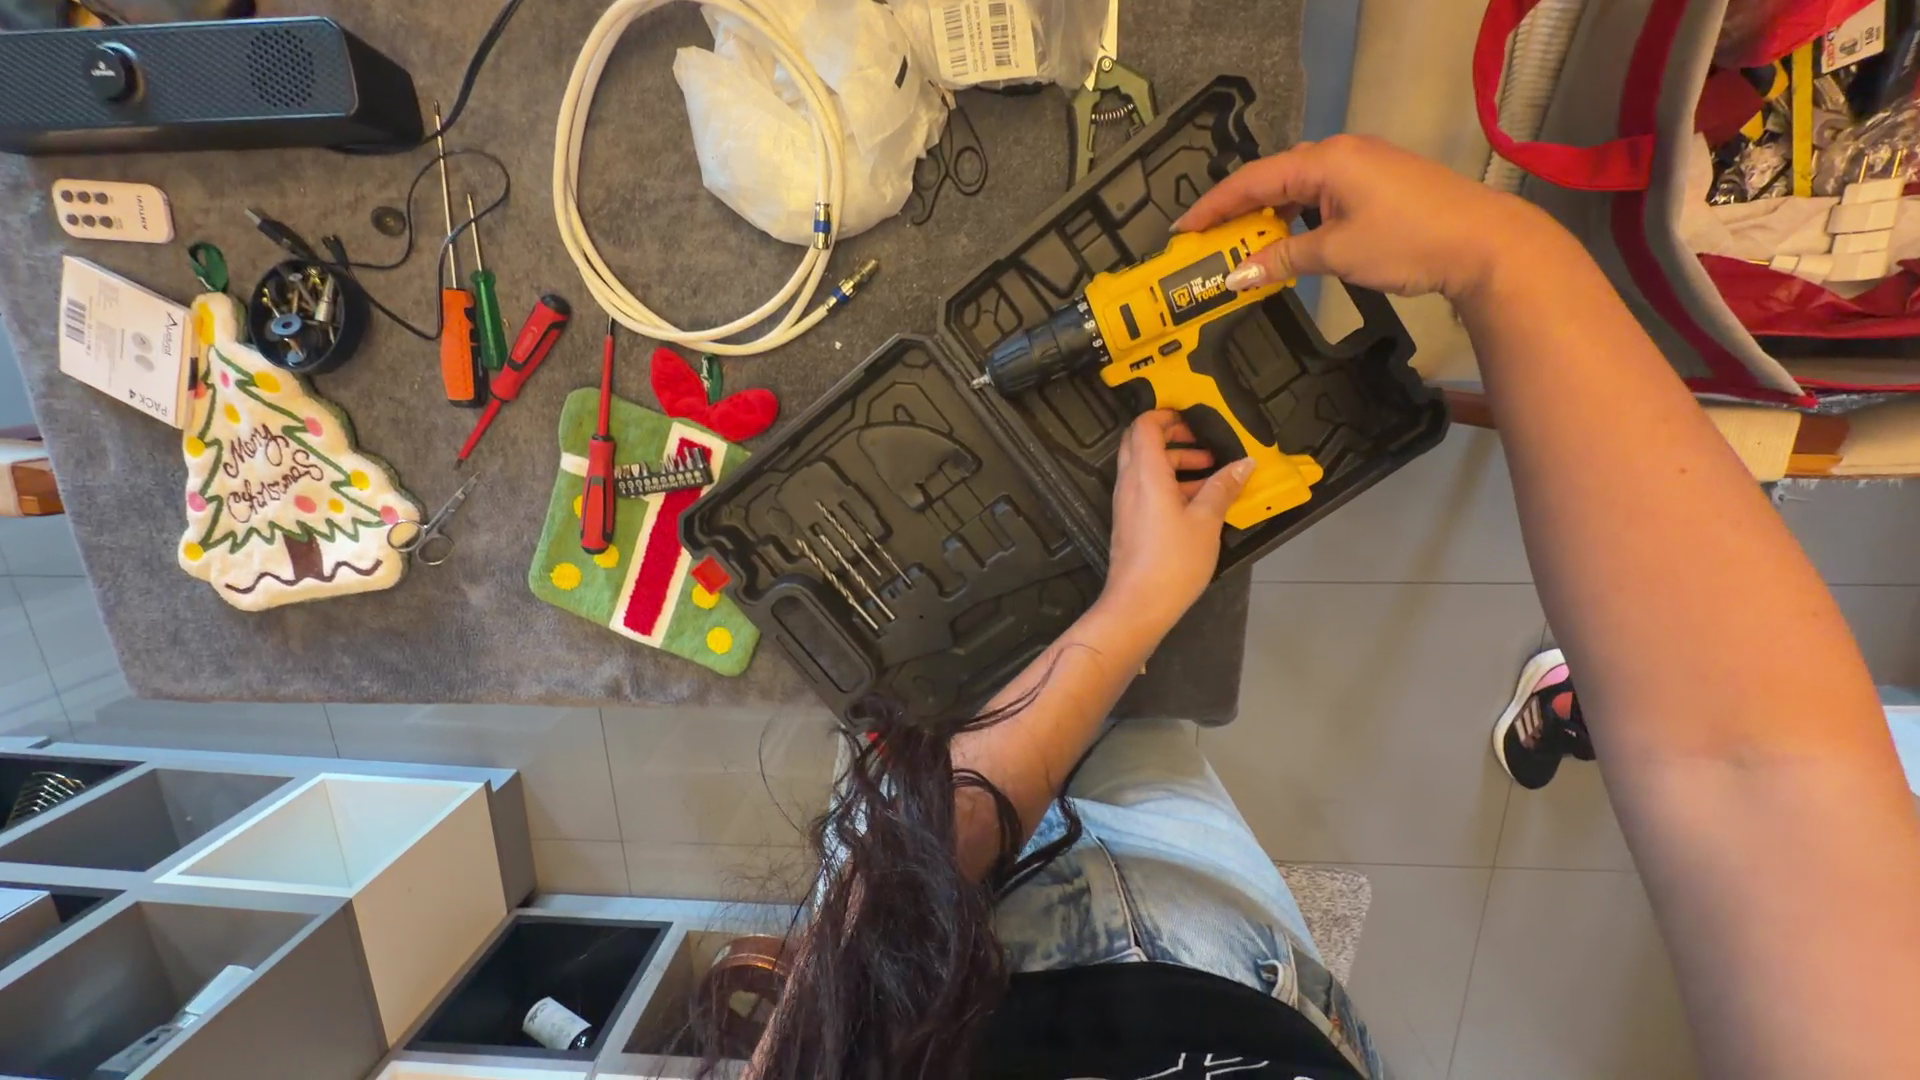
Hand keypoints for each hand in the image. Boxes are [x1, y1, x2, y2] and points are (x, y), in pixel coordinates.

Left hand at [1095, 411, 1251, 639]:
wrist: (1138, 604)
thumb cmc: (1172, 560)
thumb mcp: (1206, 521)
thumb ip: (1223, 487)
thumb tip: (1244, 464)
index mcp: (1145, 473)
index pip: (1144, 426)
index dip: (1166, 415)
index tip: (1194, 417)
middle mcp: (1129, 483)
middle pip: (1141, 444)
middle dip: (1173, 437)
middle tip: (1205, 443)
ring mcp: (1126, 503)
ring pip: (1146, 469)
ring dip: (1176, 464)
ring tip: (1212, 475)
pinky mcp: (1129, 522)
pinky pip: (1146, 490)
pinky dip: (1169, 486)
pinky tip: (1199, 502)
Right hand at [1173, 135, 1566, 305]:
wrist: (1484, 243)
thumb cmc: (1406, 241)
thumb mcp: (1336, 253)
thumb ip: (1281, 259)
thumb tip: (1235, 275)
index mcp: (1324, 161)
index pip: (1251, 180)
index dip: (1212, 206)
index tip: (1182, 229)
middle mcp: (1338, 155)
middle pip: (1270, 179)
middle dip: (1234, 211)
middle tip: (1204, 241)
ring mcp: (1359, 167)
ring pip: (1293, 188)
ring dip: (1263, 217)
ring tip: (1236, 246)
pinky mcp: (1373, 184)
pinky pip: (1316, 196)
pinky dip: (1291, 218)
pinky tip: (1281, 240)